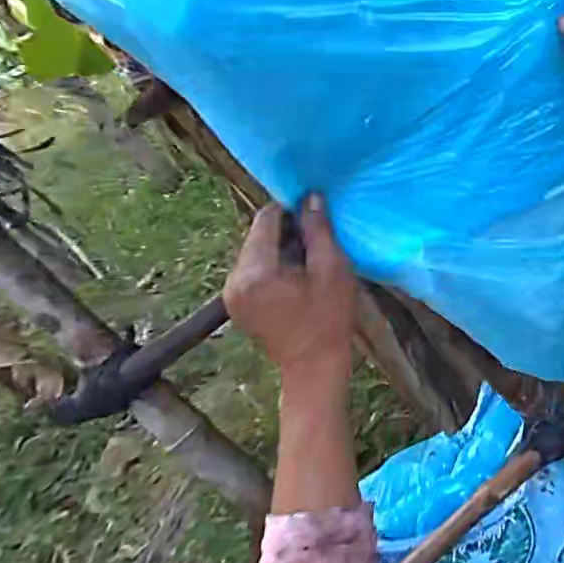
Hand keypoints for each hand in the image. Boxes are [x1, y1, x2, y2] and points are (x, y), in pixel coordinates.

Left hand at [223, 195, 356, 389]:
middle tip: (317, 245)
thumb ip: (318, 230)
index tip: (317, 220)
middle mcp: (233, 280)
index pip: (266, 219)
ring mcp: (231, 293)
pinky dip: (275, 264)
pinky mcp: (237, 302)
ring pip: (256, 250)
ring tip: (309, 263)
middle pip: (258, 234)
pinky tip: (297, 277)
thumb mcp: (332, 268)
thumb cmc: (329, 317)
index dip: (293, 211)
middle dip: (288, 232)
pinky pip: (254, 268)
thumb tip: (310, 197)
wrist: (314, 365)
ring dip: (282, 247)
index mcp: (254, 271)